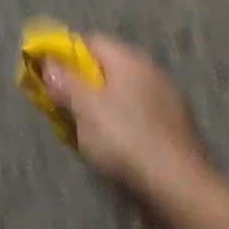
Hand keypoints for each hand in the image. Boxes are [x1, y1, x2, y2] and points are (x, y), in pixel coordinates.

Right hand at [44, 33, 207, 189]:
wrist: (180, 188)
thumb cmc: (125, 138)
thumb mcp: (84, 108)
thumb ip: (63, 81)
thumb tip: (48, 61)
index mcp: (129, 58)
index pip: (90, 40)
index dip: (66, 54)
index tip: (51, 76)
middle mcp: (151, 70)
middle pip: (107, 67)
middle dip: (83, 84)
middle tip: (65, 106)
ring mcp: (168, 99)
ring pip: (123, 93)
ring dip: (103, 106)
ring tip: (87, 130)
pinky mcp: (176, 128)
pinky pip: (139, 114)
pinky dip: (124, 123)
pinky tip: (115, 145)